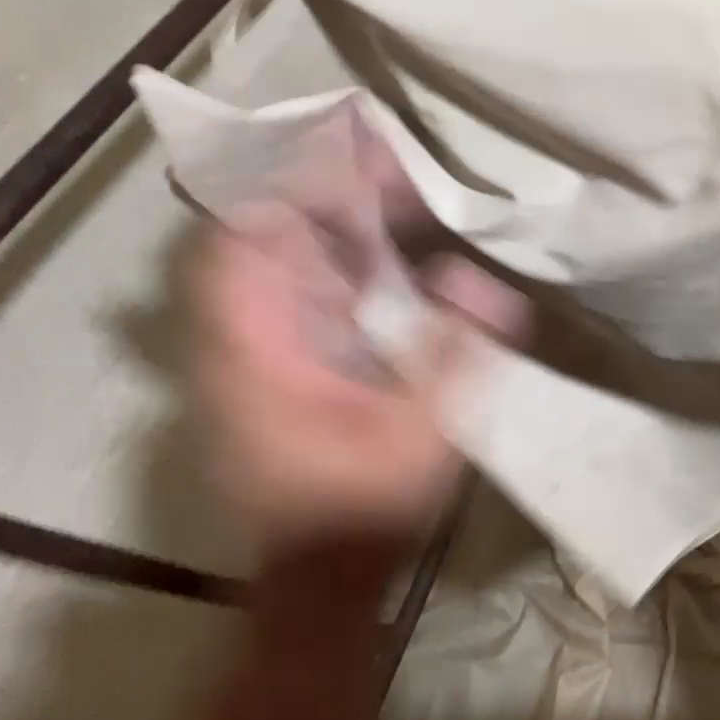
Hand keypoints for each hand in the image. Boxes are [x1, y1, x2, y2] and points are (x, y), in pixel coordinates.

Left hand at [190, 194, 525, 577]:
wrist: (326, 570)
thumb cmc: (368, 503)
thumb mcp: (424, 432)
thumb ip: (453, 354)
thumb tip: (476, 279)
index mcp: (258, 349)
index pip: (250, 238)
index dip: (297, 186)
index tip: (359, 150)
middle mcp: (244, 340)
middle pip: (269, 241)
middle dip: (328, 195)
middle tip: (395, 163)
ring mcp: (259, 354)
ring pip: (286, 266)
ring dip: (338, 226)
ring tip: (399, 193)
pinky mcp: (282, 369)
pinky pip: (303, 295)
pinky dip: (342, 263)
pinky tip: (392, 257)